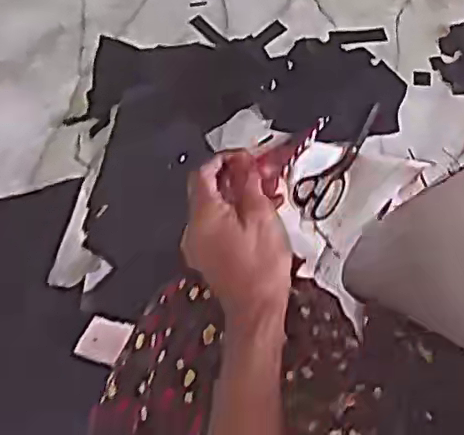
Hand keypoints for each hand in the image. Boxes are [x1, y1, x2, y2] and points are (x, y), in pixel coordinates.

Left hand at [181, 151, 292, 325]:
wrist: (257, 307)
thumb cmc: (261, 264)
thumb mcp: (261, 214)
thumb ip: (250, 184)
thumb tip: (245, 164)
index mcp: (204, 217)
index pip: (203, 173)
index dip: (226, 158)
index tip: (247, 156)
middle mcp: (194, 230)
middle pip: (209, 188)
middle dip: (237, 175)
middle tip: (263, 171)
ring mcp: (200, 244)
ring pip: (217, 205)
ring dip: (241, 192)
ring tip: (269, 190)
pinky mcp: (209, 254)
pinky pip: (219, 221)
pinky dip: (238, 209)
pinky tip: (263, 209)